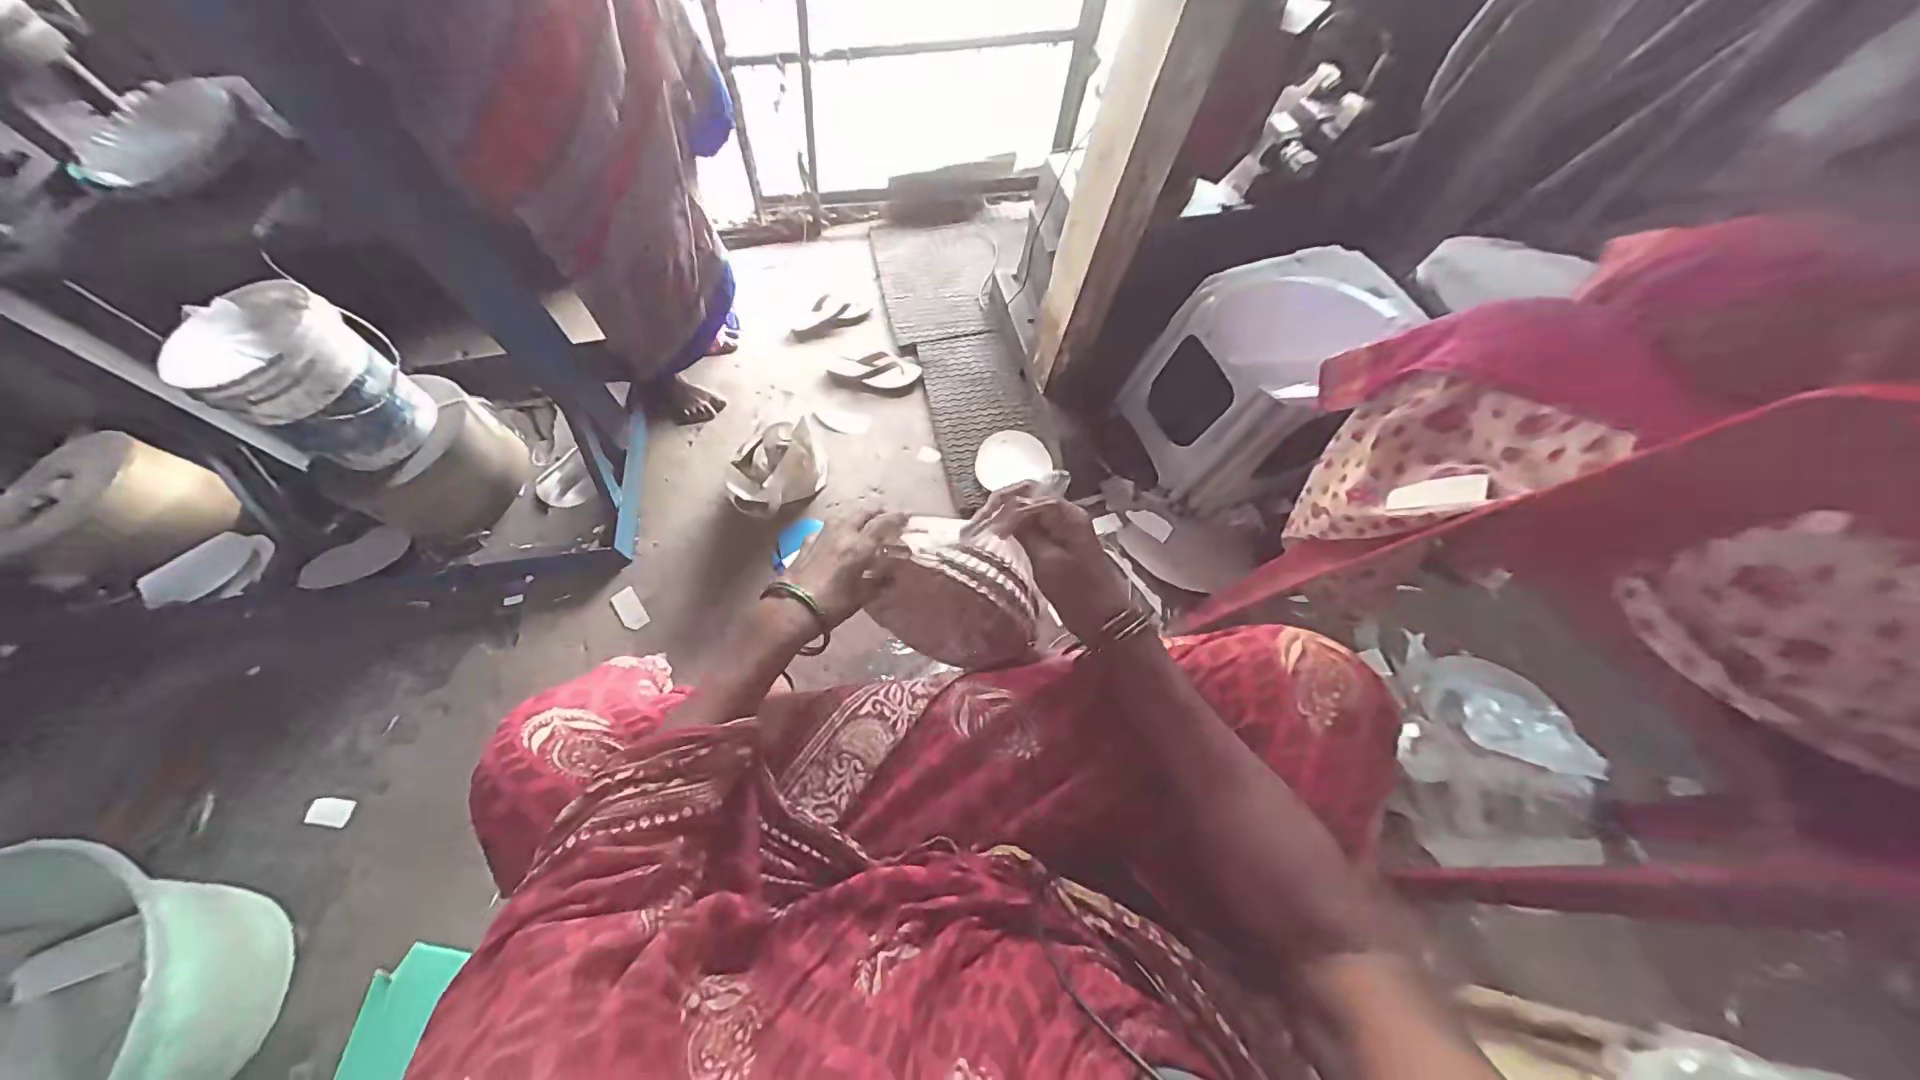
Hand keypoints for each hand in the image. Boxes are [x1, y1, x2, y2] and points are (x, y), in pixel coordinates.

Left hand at [780, 509, 906, 626]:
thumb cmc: (832, 605)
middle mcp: (842, 533)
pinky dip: (837, 527)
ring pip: (844, 516)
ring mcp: (822, 535)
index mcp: (859, 546)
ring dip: (857, 515)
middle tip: (886, 514)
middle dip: (877, 511)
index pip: (882, 524)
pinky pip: (826, 528)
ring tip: (863, 520)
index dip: (896, 518)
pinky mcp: (807, 541)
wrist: (793, 607)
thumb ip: (878, 582)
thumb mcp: (861, 596)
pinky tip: (836, 534)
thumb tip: (891, 576)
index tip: (906, 515)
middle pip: (862, 513)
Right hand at [996, 489, 1134, 640]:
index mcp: (1067, 514)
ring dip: (1004, 515)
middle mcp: (1066, 514)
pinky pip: (1033, 524)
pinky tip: (998, 536)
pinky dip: (1013, 527)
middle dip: (999, 506)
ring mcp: (1064, 527)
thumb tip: (1002, 514)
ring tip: (981, 529)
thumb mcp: (1047, 562)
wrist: (1105, 619)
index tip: (982, 528)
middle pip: (1027, 495)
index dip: (1001, 508)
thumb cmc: (1078, 593)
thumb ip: (1025, 533)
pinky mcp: (1060, 541)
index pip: (1027, 495)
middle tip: (976, 525)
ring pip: (1028, 509)